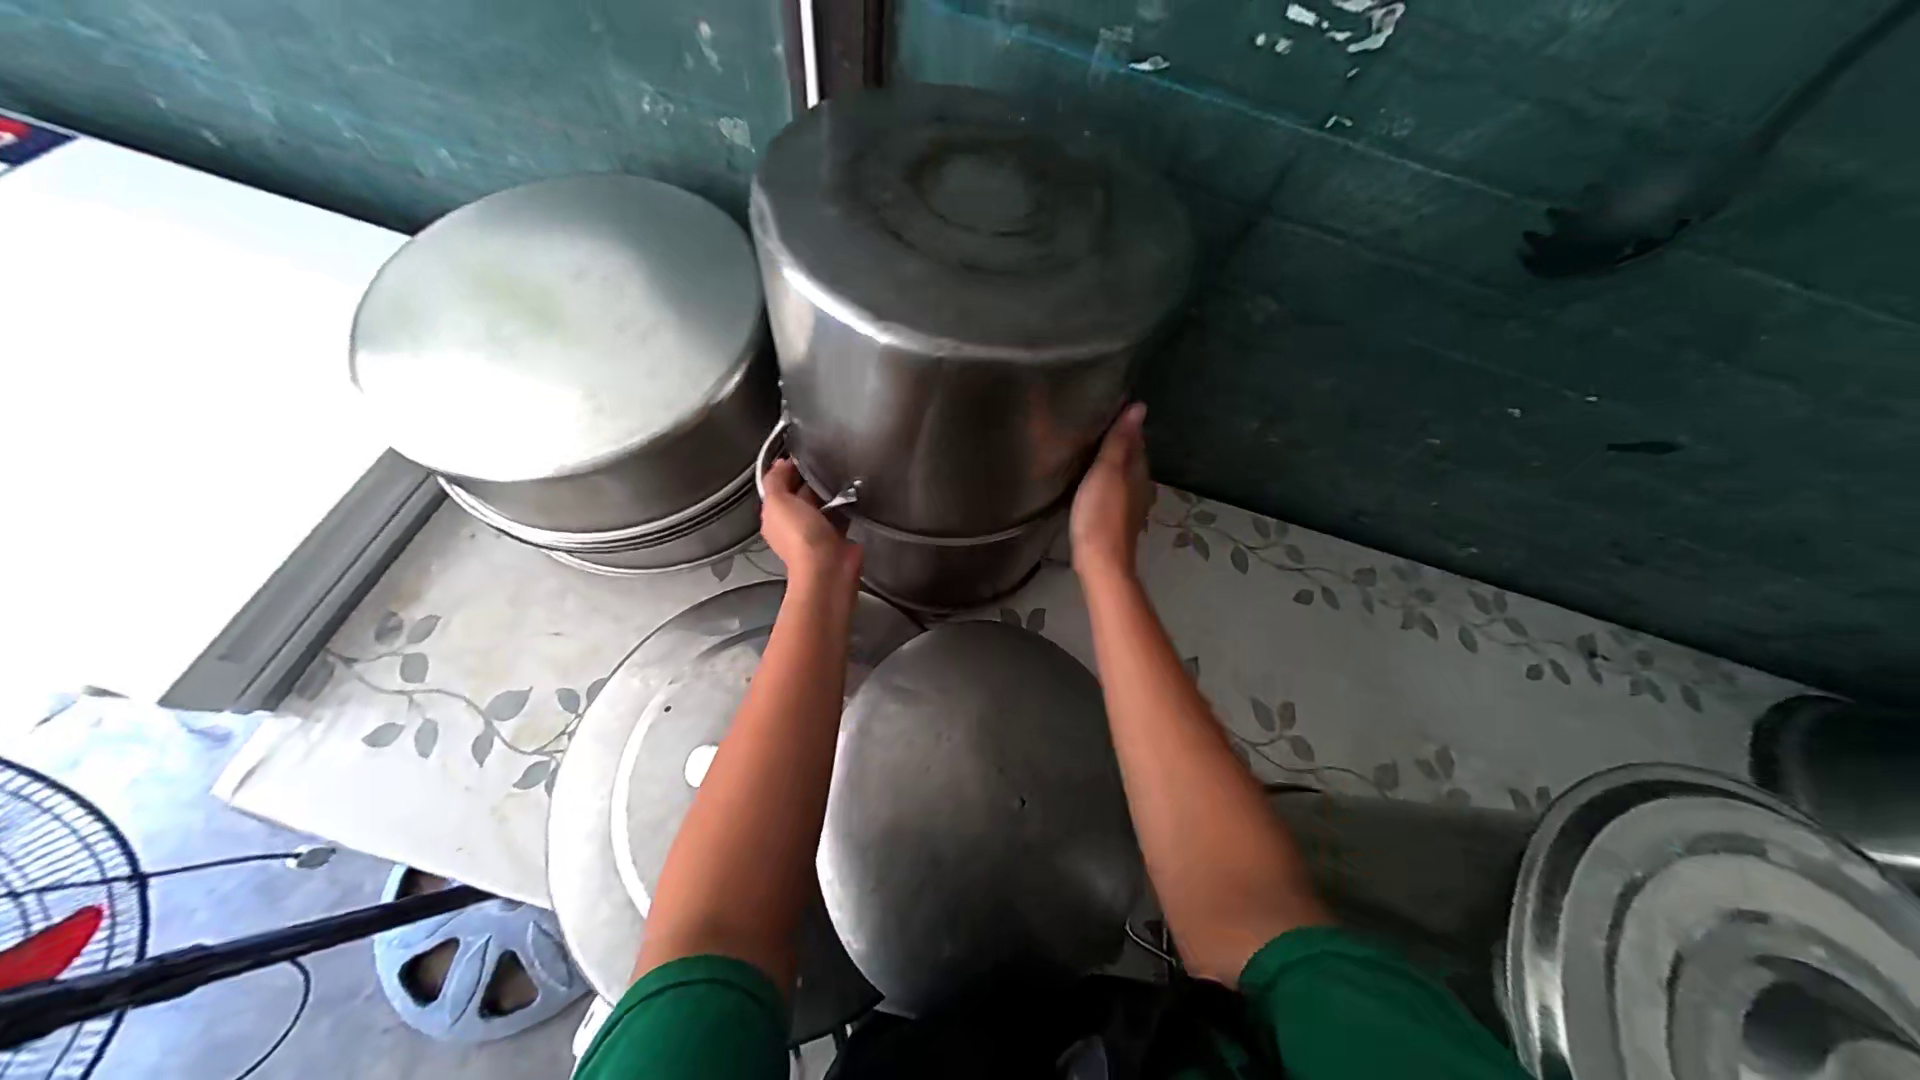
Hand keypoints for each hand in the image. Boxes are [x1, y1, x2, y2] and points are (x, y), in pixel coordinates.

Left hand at [761, 459, 861, 591]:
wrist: (828, 567)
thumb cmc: (800, 537)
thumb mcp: (777, 501)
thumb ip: (775, 480)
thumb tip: (782, 464)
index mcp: (775, 515)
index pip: (778, 486)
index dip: (787, 469)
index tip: (801, 454)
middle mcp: (794, 523)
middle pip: (801, 492)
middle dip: (810, 478)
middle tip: (824, 462)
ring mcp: (817, 530)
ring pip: (823, 502)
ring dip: (830, 491)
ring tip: (840, 474)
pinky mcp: (838, 535)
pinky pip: (841, 513)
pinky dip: (846, 504)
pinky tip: (852, 493)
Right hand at [1071, 403, 1151, 580]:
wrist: (1101, 561)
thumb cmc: (1101, 513)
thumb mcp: (1107, 471)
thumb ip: (1120, 441)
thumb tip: (1140, 407)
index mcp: (1138, 471)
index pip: (1137, 441)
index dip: (1126, 426)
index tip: (1111, 408)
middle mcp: (1139, 486)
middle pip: (1132, 458)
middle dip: (1120, 442)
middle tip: (1097, 425)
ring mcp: (1129, 505)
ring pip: (1124, 475)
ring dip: (1112, 463)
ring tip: (1092, 450)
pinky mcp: (1116, 520)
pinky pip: (1114, 491)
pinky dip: (1106, 481)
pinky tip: (1093, 481)